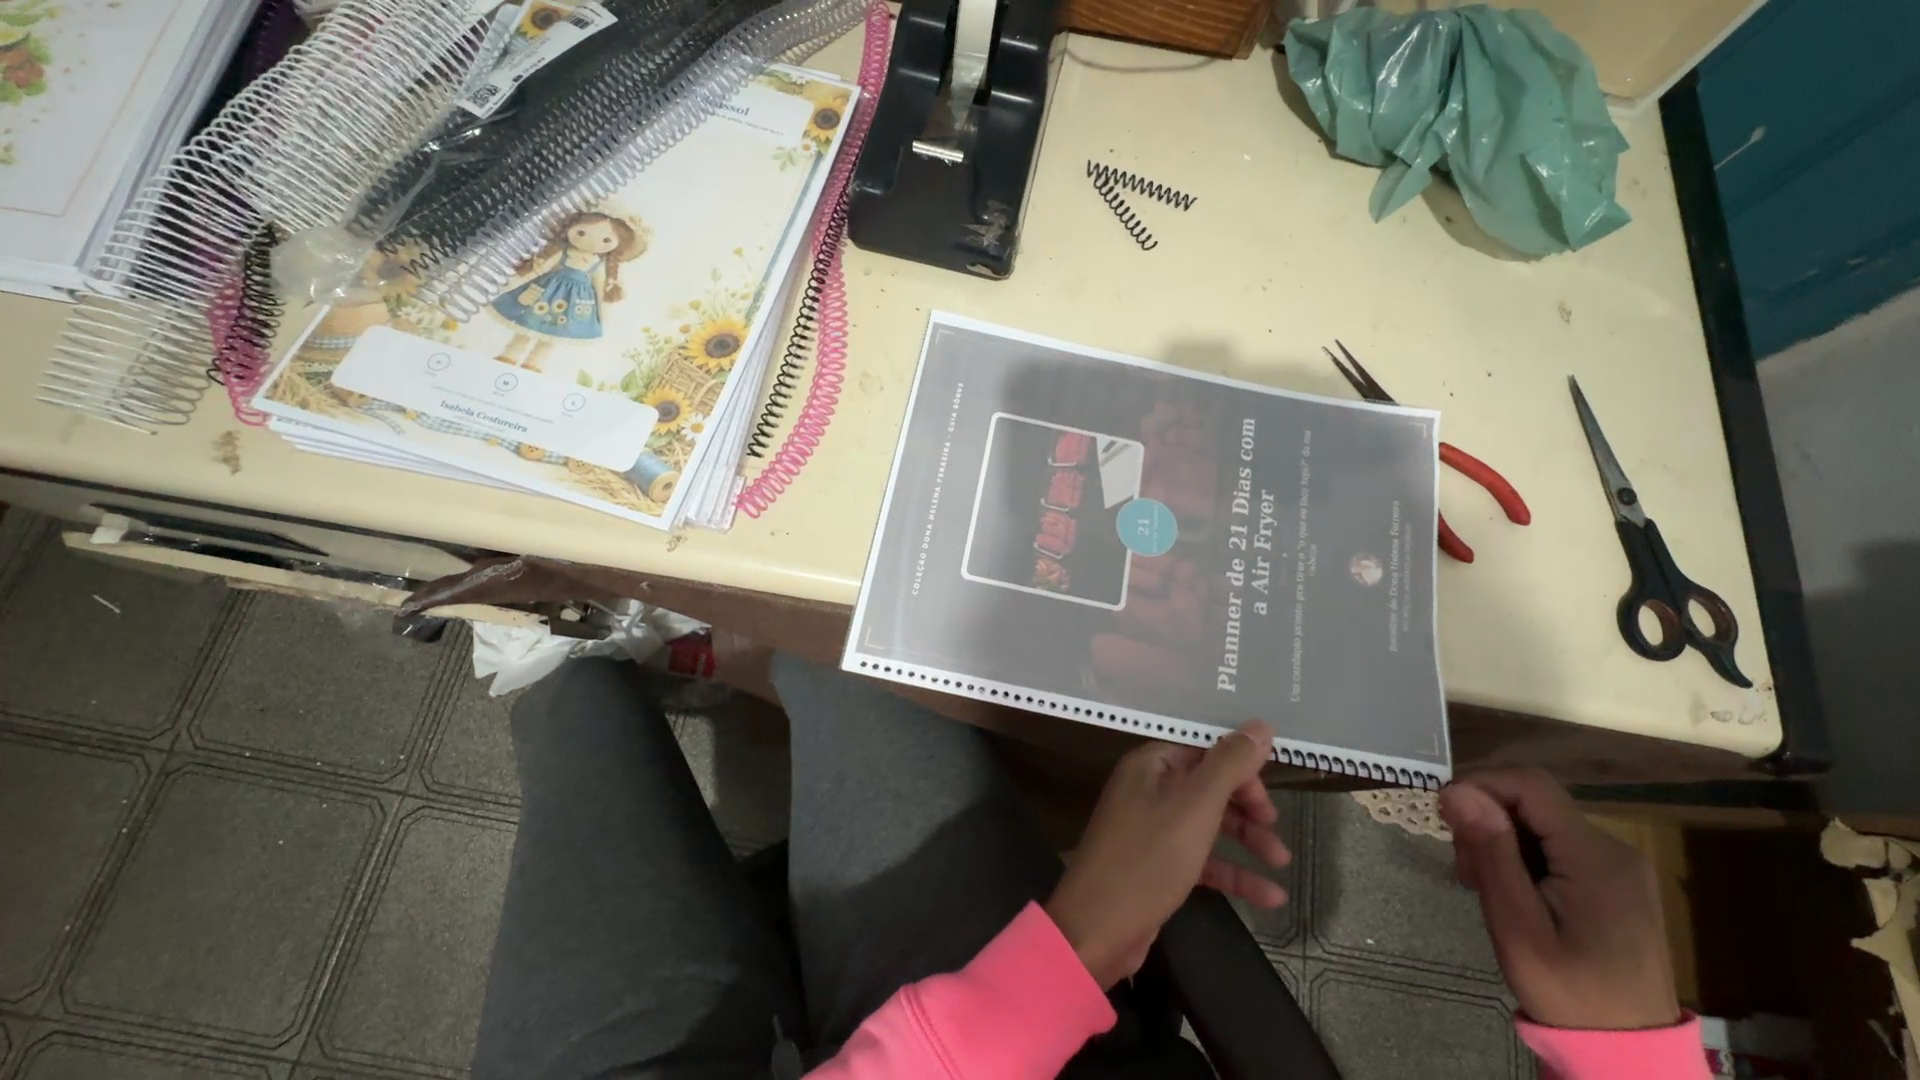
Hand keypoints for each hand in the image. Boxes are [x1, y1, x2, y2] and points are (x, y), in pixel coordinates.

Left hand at [1046, 722, 1290, 989]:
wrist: (1098, 929)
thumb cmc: (1147, 858)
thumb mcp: (1195, 807)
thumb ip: (1229, 765)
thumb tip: (1261, 726)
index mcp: (1149, 766)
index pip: (1202, 750)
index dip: (1239, 767)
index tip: (1269, 792)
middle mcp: (1147, 791)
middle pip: (1208, 787)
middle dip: (1246, 805)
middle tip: (1275, 827)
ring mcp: (1151, 831)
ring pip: (1208, 825)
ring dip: (1245, 840)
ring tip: (1282, 862)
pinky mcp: (1157, 868)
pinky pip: (1201, 860)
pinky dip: (1232, 873)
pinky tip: (1271, 897)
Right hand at [1439, 768, 1680, 1030]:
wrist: (1628, 1051)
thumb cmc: (1567, 991)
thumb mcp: (1517, 925)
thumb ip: (1491, 852)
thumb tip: (1455, 790)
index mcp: (1596, 856)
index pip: (1530, 784)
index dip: (1479, 784)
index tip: (1444, 817)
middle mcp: (1613, 849)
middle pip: (1533, 802)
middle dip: (1486, 820)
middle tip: (1464, 870)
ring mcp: (1618, 865)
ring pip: (1540, 823)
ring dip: (1500, 841)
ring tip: (1483, 887)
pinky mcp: (1614, 882)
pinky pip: (1556, 846)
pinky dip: (1521, 856)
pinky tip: (1510, 892)